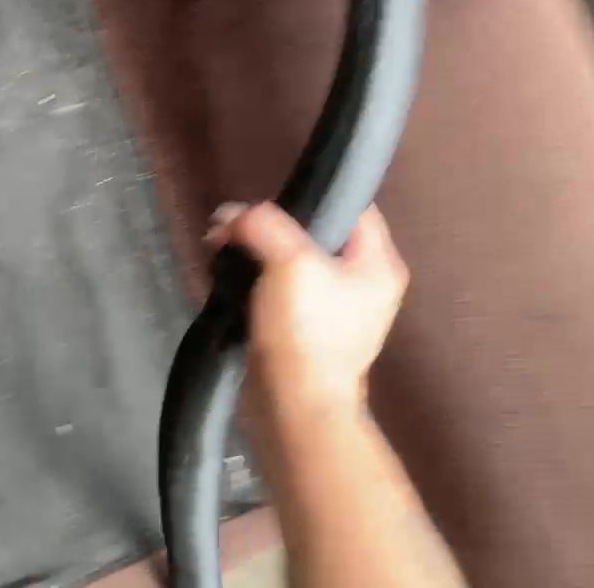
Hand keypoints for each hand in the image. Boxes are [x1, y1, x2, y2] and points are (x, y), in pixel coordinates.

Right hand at [206, 202, 407, 414]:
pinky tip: (224, 269)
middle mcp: (357, 280)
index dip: (310, 196)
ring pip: (284, 252)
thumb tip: (239, 214)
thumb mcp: (291, 263)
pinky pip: (271, 277)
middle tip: (228, 225)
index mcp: (375, 265)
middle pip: (308, 228)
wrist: (295, 398)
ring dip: (248, 243)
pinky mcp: (298, 318)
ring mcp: (328, 302)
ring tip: (217, 244)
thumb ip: (265, 225)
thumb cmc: (307, 329)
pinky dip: (247, 268)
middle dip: (262, 222)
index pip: (351, 208)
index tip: (268, 199)